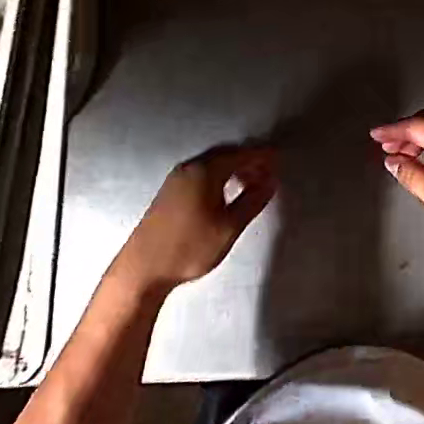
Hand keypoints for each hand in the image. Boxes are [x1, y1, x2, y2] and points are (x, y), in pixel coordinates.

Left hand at [111, 146, 276, 295]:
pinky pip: (202, 173)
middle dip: (249, 161)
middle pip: (226, 155)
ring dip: (234, 169)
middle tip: (268, 172)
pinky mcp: (170, 191)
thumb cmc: (190, 247)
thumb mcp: (229, 227)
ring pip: (212, 164)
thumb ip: (252, 201)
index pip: (241, 154)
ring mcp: (176, 178)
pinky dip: (219, 176)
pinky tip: (226, 193)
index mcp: (205, 171)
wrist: (144, 268)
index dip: (262, 156)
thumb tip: (270, 182)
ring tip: (251, 184)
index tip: (279, 159)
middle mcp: (189, 167)